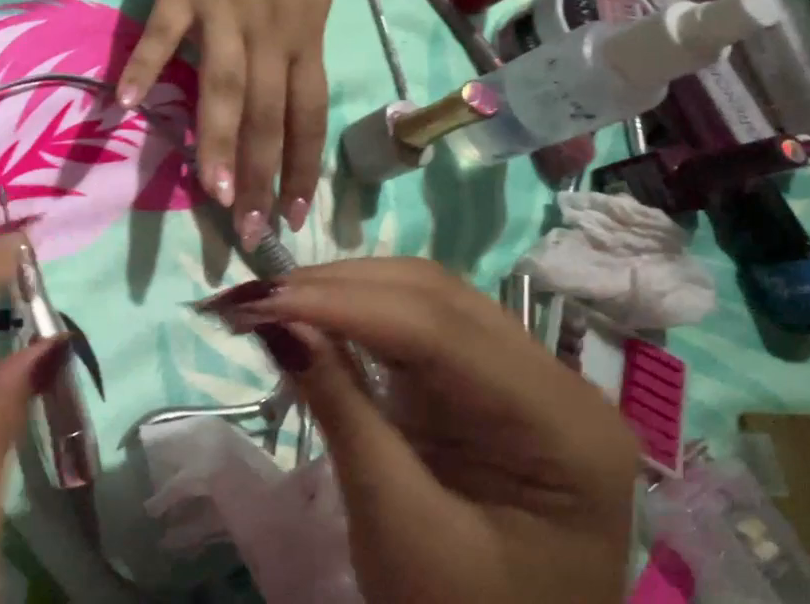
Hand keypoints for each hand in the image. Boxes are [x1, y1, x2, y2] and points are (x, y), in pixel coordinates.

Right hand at [119, 0, 331, 243]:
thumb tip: (285, 101)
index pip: (308, 115)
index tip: (298, 215)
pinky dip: (143, 68)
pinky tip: (126, 106)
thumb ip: (298, 48)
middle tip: (253, 230)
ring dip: (219, 141)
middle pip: (269, 114)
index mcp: (304, 36)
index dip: (304, 167)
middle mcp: (270, 33)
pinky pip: (162, 36)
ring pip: (225, 86)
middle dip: (264, 175)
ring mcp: (224, 12)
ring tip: (214, 192)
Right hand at [196, 259, 639, 603]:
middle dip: (334, 287)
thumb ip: (341, 409)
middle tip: (247, 298)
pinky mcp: (480, 389)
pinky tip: (306, 318)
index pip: (440, 329)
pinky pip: (414, 330)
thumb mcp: (397, 522)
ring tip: (265, 303)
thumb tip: (273, 320)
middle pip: (436, 297)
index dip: (340, 303)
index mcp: (562, 426)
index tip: (253, 302)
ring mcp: (520, 382)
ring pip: (423, 300)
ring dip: (340, 293)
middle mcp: (554, 384)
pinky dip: (353, 319)